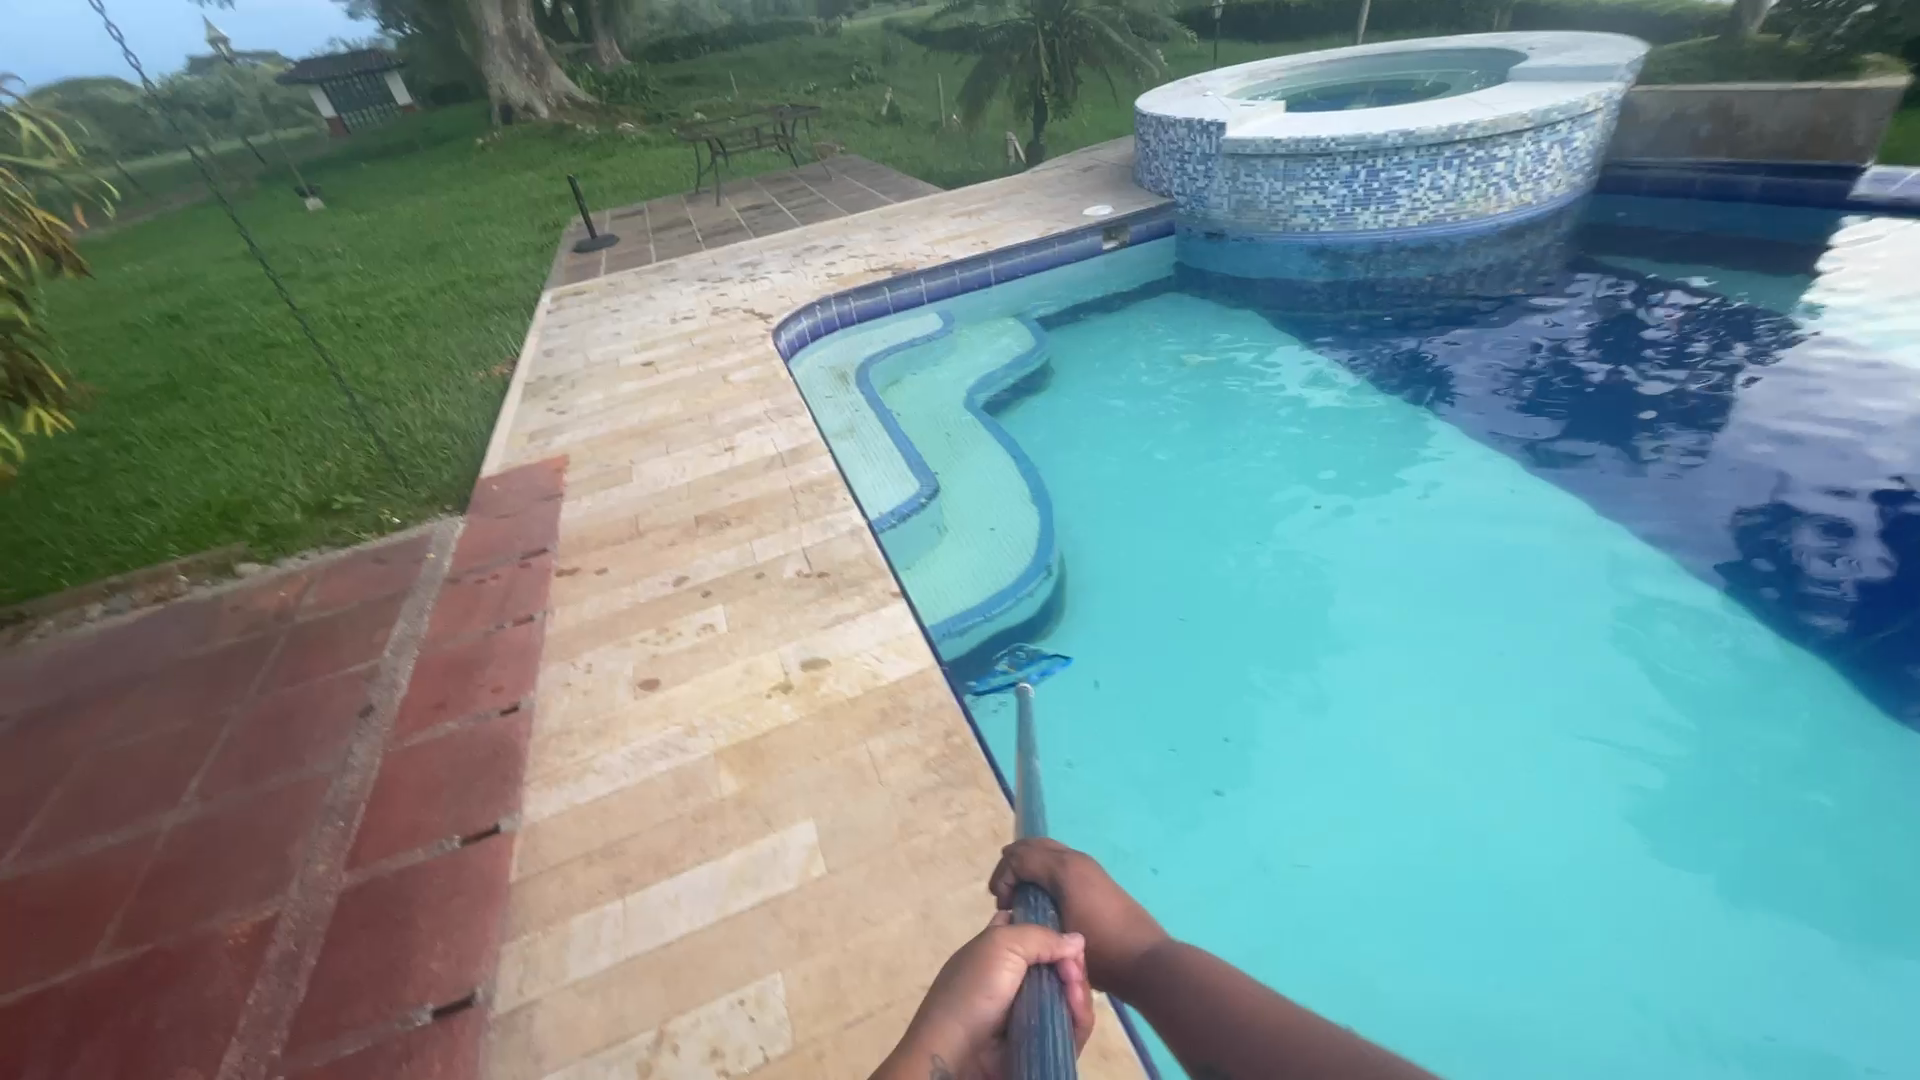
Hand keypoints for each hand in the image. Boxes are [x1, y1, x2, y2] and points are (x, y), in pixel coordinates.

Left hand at [876, 913, 1093, 1079]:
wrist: (956, 1054)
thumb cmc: (973, 990)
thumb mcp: (1000, 944)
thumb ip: (1040, 936)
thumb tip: (1077, 940)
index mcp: (1001, 948)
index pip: (1033, 932)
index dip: (1053, 932)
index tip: (1068, 938)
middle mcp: (1017, 977)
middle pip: (1057, 964)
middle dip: (1072, 964)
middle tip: (1073, 972)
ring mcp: (1031, 1010)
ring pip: (1068, 995)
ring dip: (1079, 992)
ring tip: (1075, 994)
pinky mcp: (1042, 1040)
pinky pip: (1070, 1027)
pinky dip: (1079, 1019)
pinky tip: (1077, 1013)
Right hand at [989, 839, 1170, 997]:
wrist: (1147, 961)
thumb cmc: (1101, 952)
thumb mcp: (1057, 937)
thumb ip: (1032, 916)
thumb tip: (1017, 909)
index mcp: (1063, 869)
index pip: (1019, 856)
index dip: (1004, 876)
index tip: (1001, 905)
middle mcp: (1075, 858)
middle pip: (1032, 845)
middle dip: (1012, 864)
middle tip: (1003, 893)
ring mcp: (1088, 866)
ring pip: (1047, 850)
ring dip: (1028, 866)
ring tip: (1018, 895)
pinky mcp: (1096, 877)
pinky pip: (1060, 860)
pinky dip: (1042, 869)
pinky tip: (1041, 897)